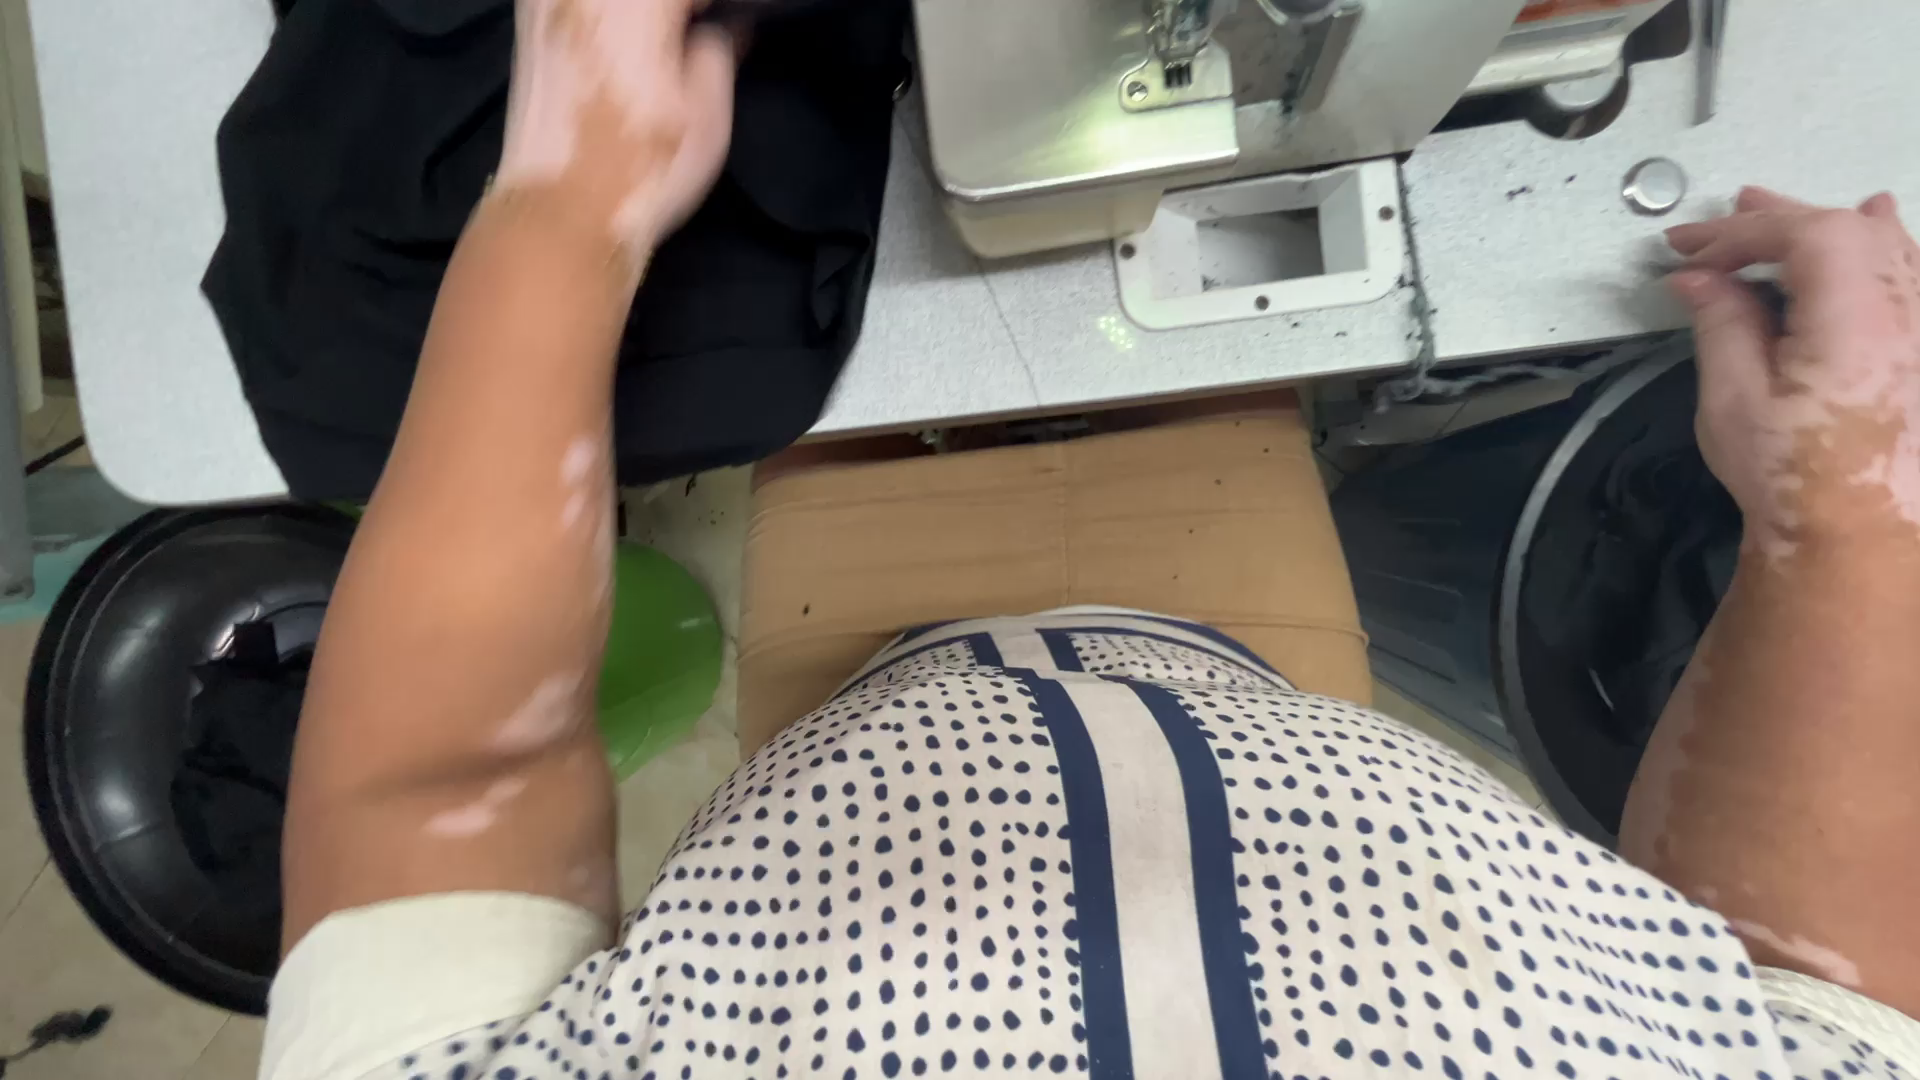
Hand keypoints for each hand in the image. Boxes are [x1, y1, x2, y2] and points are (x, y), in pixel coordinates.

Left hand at [496, 0, 736, 264]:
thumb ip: (720, 52)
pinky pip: (587, 0)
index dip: (730, 7)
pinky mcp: (531, 15)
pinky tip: (639, 36)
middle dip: (691, 8)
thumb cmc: (646, 168)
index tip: (750, 22)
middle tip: (713, 27)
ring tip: (682, 33)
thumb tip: (728, 26)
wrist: (564, 210)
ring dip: (656, 11)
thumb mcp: (707, 117)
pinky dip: (621, 11)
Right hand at [1666, 187, 1919, 558]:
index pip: (1811, 236)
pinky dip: (1881, 238)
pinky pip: (1916, 268)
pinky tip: (1875, 218)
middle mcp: (1911, 307)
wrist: (1854, 521)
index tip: (1684, 251)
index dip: (1743, 232)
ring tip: (1769, 206)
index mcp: (1858, 319)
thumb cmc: (1783, 464)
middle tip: (1708, 226)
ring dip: (1823, 220)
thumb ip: (1722, 323)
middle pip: (1851, 230)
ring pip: (1889, 242)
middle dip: (1771, 221)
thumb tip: (1695, 277)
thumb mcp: (1732, 395)